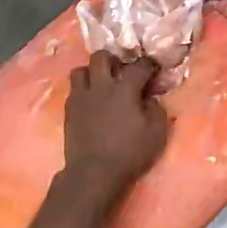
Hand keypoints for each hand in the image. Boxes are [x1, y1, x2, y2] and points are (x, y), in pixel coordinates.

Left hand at [60, 51, 167, 210]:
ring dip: (91, 72)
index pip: (138, 66)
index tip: (152, 68)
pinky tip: (89, 100)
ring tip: (100, 82)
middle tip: (119, 70)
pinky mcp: (69, 108)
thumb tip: (151, 99)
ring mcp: (81, 96)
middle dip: (112, 59)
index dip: (147, 64)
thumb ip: (157, 111)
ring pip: (81, 70)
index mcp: (125, 90)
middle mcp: (101, 86)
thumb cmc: (129, 153)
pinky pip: (73, 88)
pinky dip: (82, 89)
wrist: (94, 170)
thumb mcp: (156, 134)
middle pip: (101, 57)